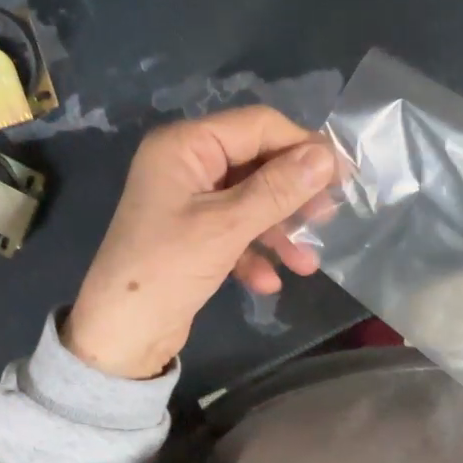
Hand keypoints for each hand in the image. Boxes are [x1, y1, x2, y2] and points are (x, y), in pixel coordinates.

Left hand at [64, 106, 334, 378]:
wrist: (120, 335)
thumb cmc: (166, 270)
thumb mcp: (226, 227)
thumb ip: (277, 190)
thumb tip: (326, 157)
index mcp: (184, 146)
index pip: (256, 126)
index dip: (301, 146)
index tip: (342, 176)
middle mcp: (184, 167)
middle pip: (255, 165)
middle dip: (291, 194)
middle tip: (327, 219)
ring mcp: (186, 205)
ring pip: (248, 204)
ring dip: (278, 232)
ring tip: (307, 263)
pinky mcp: (190, 240)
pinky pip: (232, 235)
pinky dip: (253, 254)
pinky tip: (268, 283)